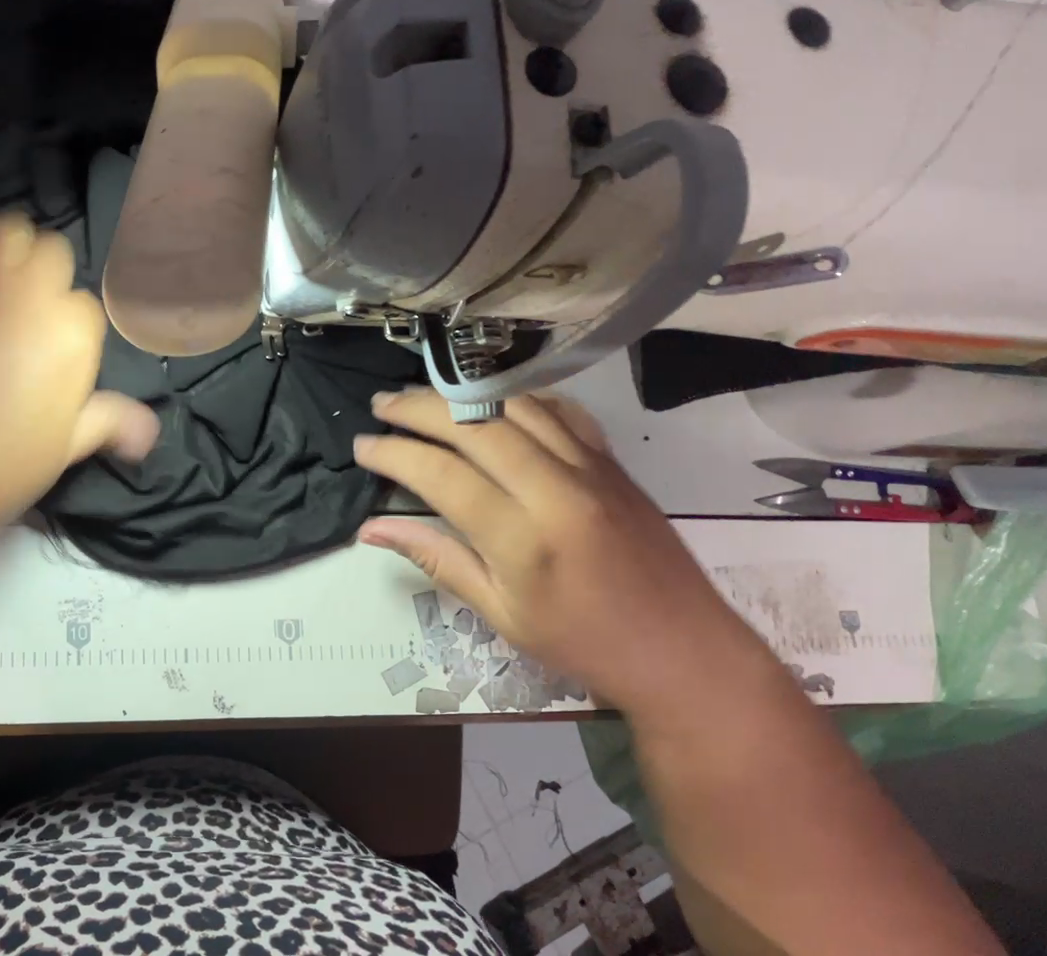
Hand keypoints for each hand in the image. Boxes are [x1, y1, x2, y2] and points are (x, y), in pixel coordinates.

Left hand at [0, 214, 159, 578]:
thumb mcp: (62, 450)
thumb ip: (107, 421)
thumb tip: (148, 431)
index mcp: (72, 329)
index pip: (83, 308)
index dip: (66, 332)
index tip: (46, 360)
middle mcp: (25, 287)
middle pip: (48, 253)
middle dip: (40, 278)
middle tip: (18, 320)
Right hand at [353, 391, 775, 717]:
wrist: (685, 652)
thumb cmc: (582, 644)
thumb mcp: (500, 613)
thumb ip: (436, 559)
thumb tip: (371, 529)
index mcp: (524, 538)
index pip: (442, 474)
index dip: (394, 454)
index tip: (361, 447)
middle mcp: (557, 490)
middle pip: (476, 425)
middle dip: (419, 409)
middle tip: (380, 405)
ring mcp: (591, 469)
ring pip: (517, 407)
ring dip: (463, 395)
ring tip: (422, 396)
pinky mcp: (613, 463)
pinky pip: (561, 412)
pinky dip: (518, 399)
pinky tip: (492, 403)